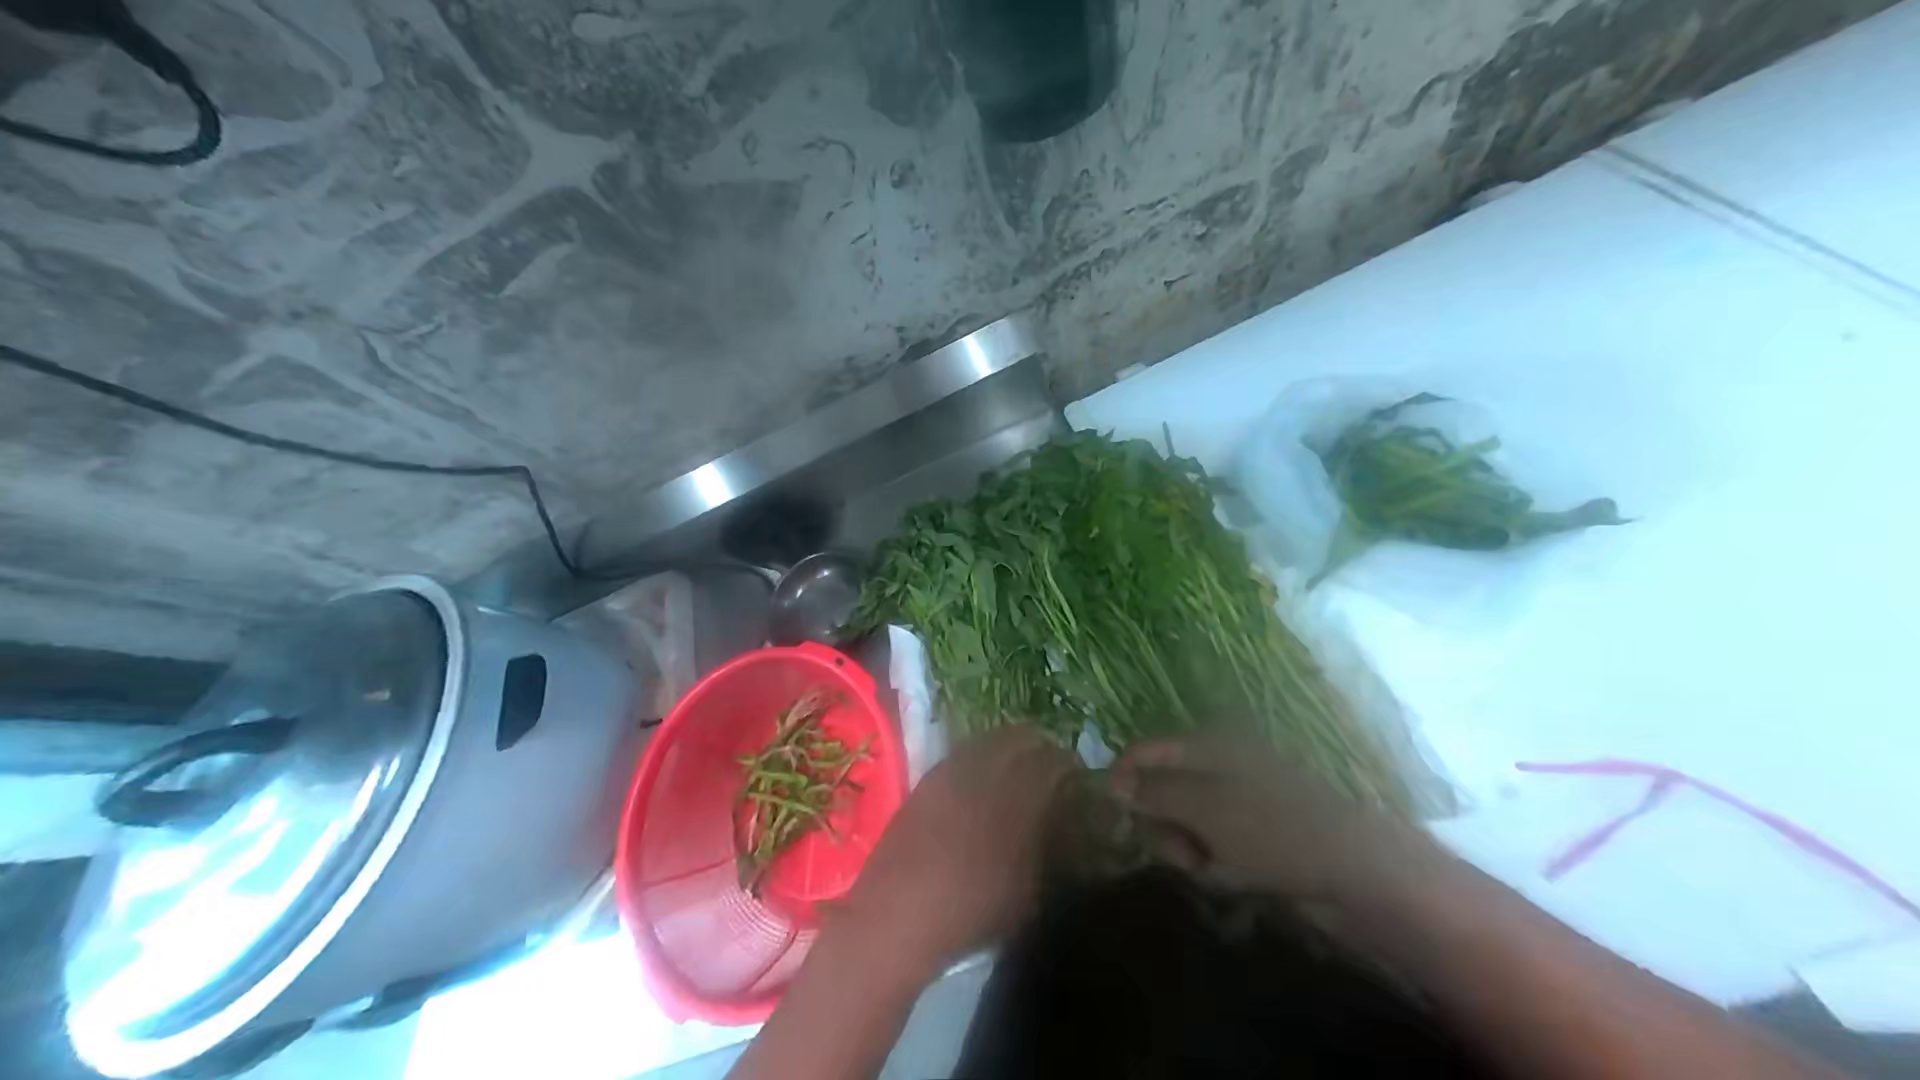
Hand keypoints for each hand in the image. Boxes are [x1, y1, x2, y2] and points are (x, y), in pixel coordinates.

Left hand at [839, 726, 1075, 971]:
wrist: (898, 914)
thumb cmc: (972, 912)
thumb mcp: (1029, 890)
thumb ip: (1052, 850)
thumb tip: (1066, 825)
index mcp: (1018, 798)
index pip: (1054, 762)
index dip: (1069, 767)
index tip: (1076, 780)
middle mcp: (985, 772)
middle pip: (1021, 738)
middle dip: (1041, 749)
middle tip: (1049, 770)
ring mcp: (952, 770)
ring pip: (990, 740)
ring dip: (1009, 748)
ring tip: (1017, 768)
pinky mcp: (928, 778)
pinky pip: (963, 753)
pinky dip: (980, 756)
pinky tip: (982, 778)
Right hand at [1113, 735, 1441, 904]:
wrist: (1355, 872)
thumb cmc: (1272, 827)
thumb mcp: (1203, 806)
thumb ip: (1153, 792)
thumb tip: (1111, 781)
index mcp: (1207, 748)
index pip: (1147, 751)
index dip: (1123, 777)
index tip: (1112, 812)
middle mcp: (1219, 770)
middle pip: (1162, 792)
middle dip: (1164, 826)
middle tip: (1181, 853)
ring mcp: (1237, 805)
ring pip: (1185, 828)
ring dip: (1191, 852)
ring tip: (1216, 871)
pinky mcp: (1254, 839)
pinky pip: (1214, 850)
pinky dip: (1218, 868)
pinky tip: (1238, 881)